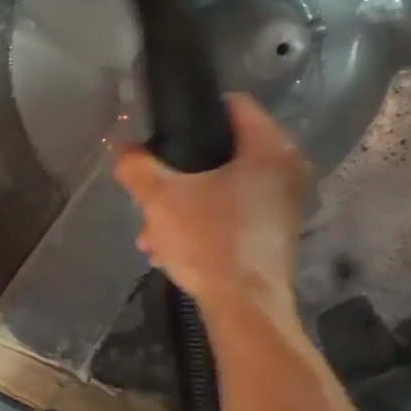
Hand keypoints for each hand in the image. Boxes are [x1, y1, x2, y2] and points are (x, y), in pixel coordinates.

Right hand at [112, 94, 310, 323]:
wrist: (244, 305)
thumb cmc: (209, 240)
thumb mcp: (160, 199)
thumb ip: (137, 168)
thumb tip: (123, 150)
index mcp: (269, 149)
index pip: (234, 105)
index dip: (195, 111)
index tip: (164, 129)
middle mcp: (286, 170)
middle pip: (222, 152)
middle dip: (179, 173)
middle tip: (151, 191)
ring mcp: (283, 204)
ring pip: (222, 188)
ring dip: (183, 205)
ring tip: (152, 231)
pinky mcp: (273, 234)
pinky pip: (231, 215)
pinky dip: (201, 224)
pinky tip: (171, 249)